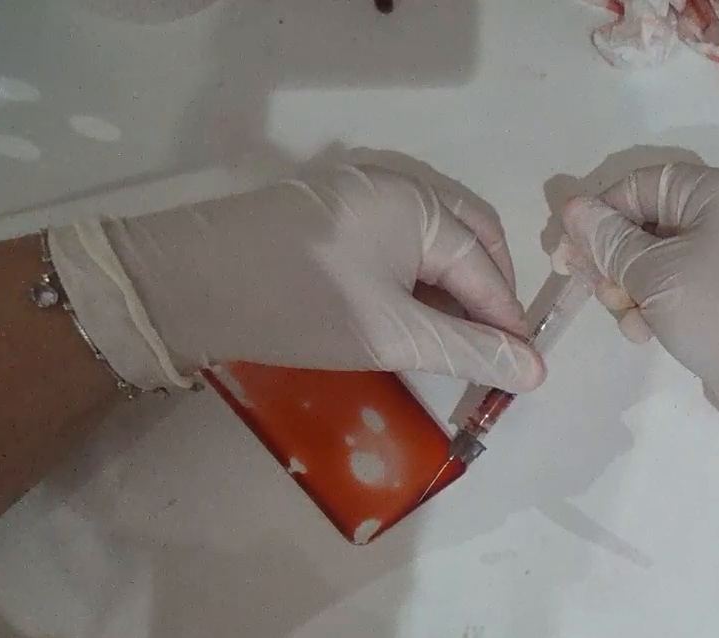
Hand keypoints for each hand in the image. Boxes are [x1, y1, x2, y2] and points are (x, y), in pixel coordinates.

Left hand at [48, 164, 541, 391]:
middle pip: (476, 238)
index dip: (509, 323)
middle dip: (493, 293)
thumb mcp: (396, 336)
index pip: (487, 269)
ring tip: (463, 337)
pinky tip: (423, 313)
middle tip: (497, 347)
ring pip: (442, 238)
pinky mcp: (340, 211)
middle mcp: (400, 184)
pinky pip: (409, 239)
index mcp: (419, 205)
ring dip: (463, 286)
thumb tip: (538, 372)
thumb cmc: (300, 306)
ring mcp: (366, 192)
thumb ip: (473, 352)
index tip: (526, 370)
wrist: (181, 287)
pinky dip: (429, 277)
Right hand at [556, 164, 718, 471]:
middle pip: (646, 225)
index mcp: (716, 192)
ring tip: (628, 320)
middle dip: (613, 260)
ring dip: (631, 291)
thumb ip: (611, 242)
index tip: (565, 253)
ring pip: (658, 264)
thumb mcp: (657, 276)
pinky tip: (646, 334)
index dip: (597, 215)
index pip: (639, 184)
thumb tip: (573, 209)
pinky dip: (656, 308)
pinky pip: (679, 291)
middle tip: (591, 293)